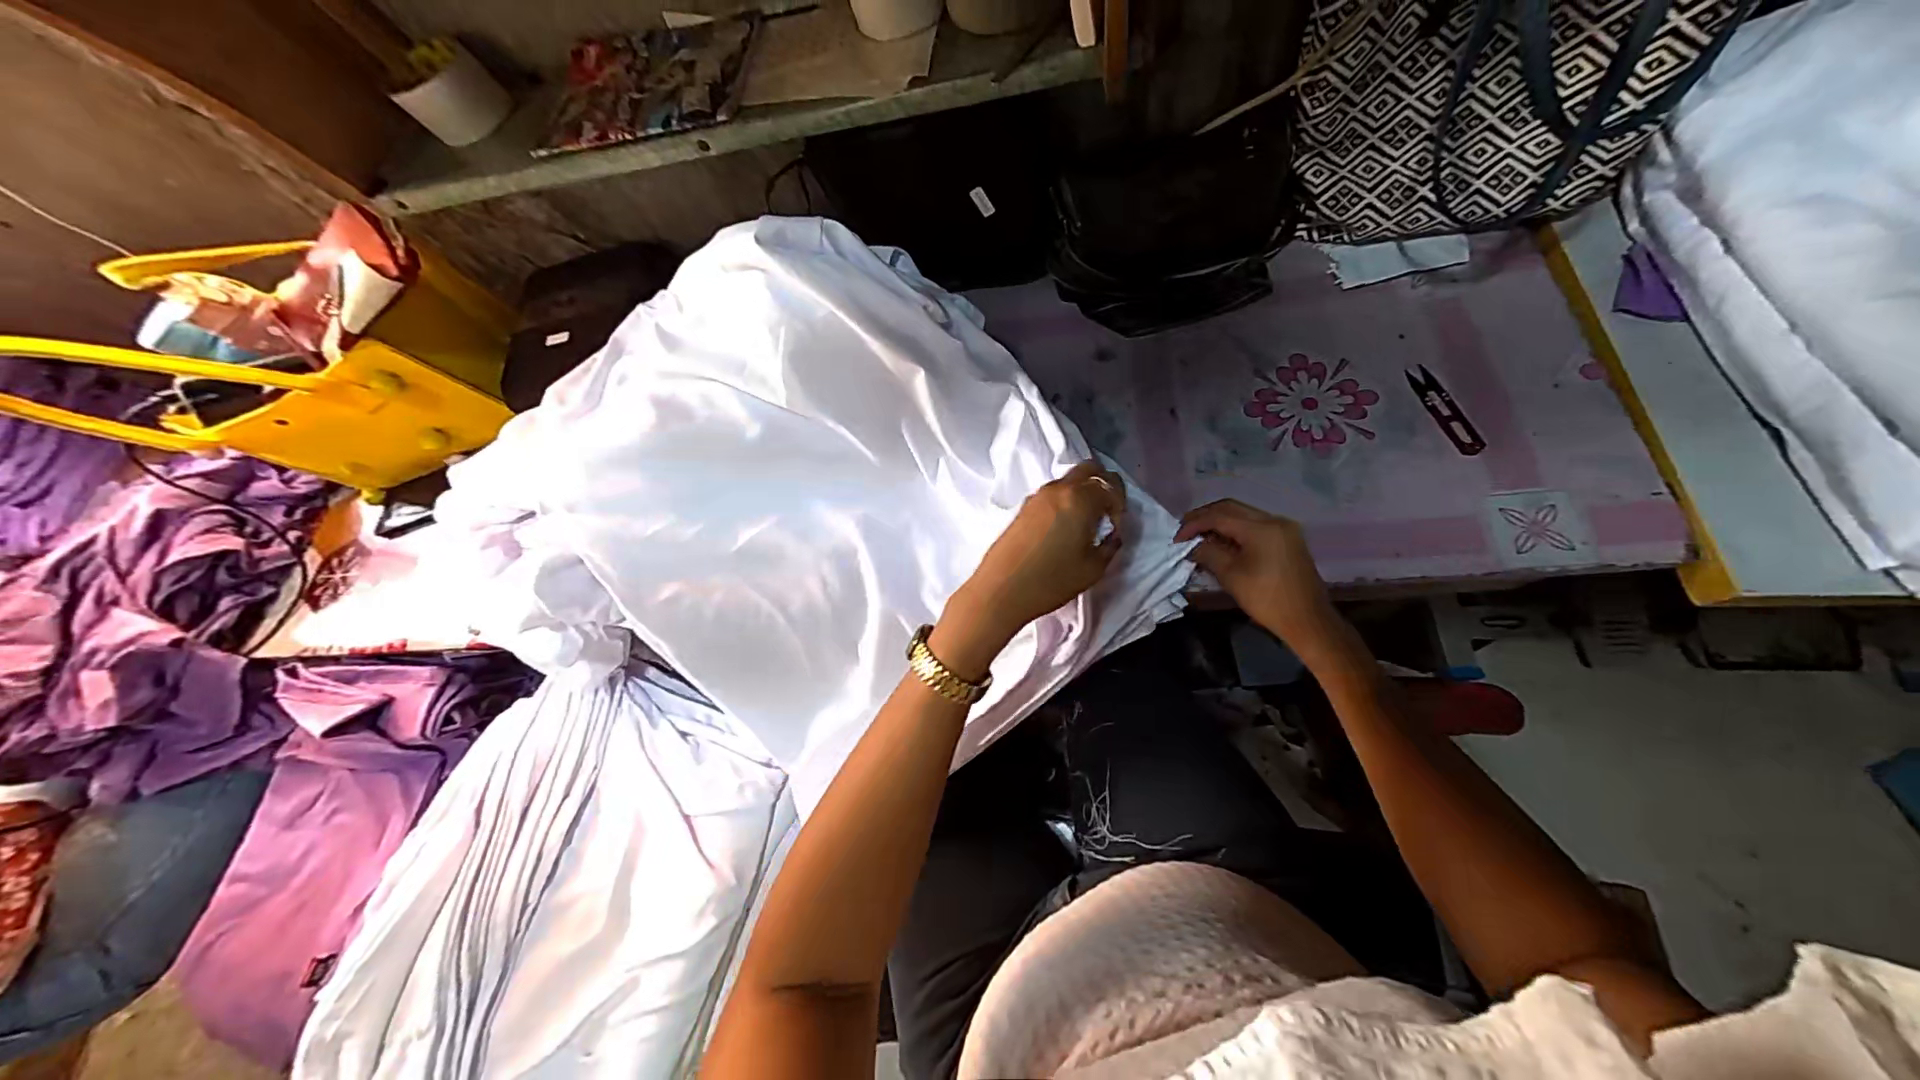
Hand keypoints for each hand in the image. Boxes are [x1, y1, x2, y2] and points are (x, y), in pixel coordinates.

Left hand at [933, 462, 1125, 679]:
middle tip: (1107, 513)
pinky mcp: (1023, 508)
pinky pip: (1052, 493)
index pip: (1111, 484)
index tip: (1116, 526)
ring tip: (1085, 524)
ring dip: (1083, 492)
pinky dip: (1065, 500)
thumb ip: (1110, 546)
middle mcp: (1058, 489)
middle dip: (1104, 485)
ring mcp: (1037, 496)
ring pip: (1069, 480)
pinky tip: (1063, 528)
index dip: (1121, 504)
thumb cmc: (1051, 581)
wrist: (1000, 590)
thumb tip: (1112, 535)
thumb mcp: (1092, 569)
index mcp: (1080, 499)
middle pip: (1089, 469)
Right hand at [1175, 499, 1345, 656]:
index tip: (1176, 539)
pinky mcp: (1287, 539)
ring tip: (1200, 538)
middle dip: (1205, 517)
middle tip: (1185, 532)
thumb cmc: (1266, 599)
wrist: (1307, 620)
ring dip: (1219, 523)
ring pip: (1243, 515)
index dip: (1194, 524)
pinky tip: (1222, 544)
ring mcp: (1284, 529)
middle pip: (1231, 508)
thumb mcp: (1230, 575)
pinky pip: (1255, 526)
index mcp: (1261, 528)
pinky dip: (1235, 531)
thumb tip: (1192, 546)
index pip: (1219, 515)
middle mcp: (1274, 520)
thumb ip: (1208, 553)